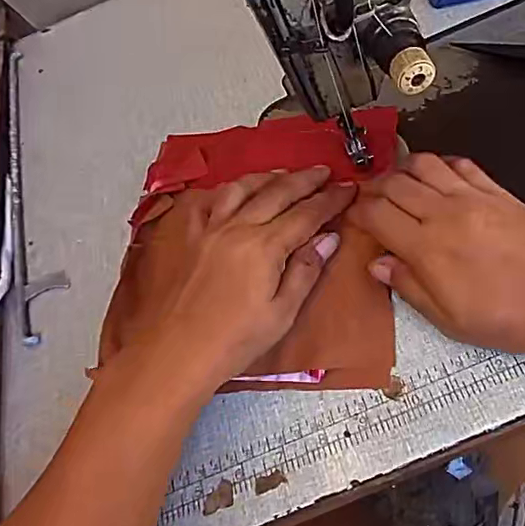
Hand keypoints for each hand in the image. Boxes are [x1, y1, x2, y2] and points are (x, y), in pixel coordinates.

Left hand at [125, 166, 355, 387]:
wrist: (176, 352)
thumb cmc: (233, 341)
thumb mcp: (281, 314)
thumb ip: (305, 271)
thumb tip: (327, 238)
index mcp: (263, 247)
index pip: (306, 214)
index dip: (330, 200)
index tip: (347, 189)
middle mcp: (236, 228)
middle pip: (277, 192)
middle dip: (305, 180)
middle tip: (324, 173)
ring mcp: (209, 230)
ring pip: (242, 188)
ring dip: (268, 177)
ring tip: (285, 174)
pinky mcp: (188, 238)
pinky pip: (208, 202)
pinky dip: (227, 190)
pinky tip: (234, 191)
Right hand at [345, 153, 524, 355]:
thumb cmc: (513, 316)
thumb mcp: (450, 320)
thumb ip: (410, 287)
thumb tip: (380, 266)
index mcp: (427, 249)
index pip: (376, 214)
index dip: (357, 212)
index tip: (352, 217)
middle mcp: (445, 215)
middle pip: (394, 184)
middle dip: (372, 188)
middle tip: (366, 198)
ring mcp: (473, 199)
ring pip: (423, 165)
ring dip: (402, 169)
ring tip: (395, 182)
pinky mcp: (497, 193)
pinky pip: (460, 165)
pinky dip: (440, 164)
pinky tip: (437, 176)